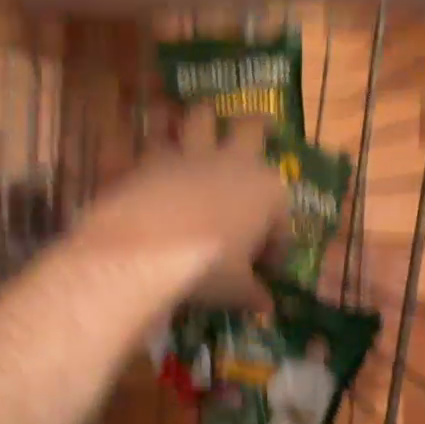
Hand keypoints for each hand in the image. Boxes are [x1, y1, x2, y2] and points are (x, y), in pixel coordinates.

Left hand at [73, 109, 286, 311]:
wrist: (143, 249)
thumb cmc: (206, 268)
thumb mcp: (235, 290)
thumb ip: (253, 294)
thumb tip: (266, 307)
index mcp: (267, 190)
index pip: (281, 216)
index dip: (277, 243)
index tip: (266, 268)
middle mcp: (233, 162)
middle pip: (251, 127)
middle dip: (257, 127)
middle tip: (258, 129)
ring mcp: (190, 155)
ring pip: (200, 116)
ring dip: (200, 121)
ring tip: (197, 130)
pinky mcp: (151, 158)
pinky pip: (155, 142)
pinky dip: (156, 147)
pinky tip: (152, 160)